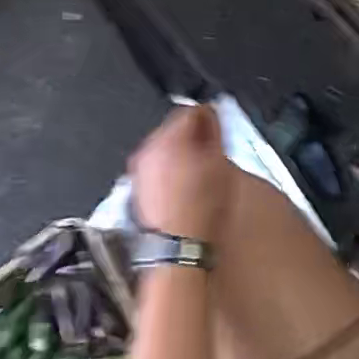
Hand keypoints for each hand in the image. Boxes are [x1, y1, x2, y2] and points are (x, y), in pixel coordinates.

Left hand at [128, 104, 232, 241]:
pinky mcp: (138, 187)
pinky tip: (185, 185)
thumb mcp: (220, 165)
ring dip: (181, 152)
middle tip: (212, 148)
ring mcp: (140, 170)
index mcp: (169, 140)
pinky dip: (170, 169)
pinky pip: (157, 168)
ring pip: (164, 148)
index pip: (190, 111)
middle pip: (174, 129)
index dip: (208, 114)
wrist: (179, 247)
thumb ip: (215, 133)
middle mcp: (149, 150)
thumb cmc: (201, 210)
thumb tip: (212, 116)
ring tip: (200, 170)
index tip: (217, 122)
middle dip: (193, 135)